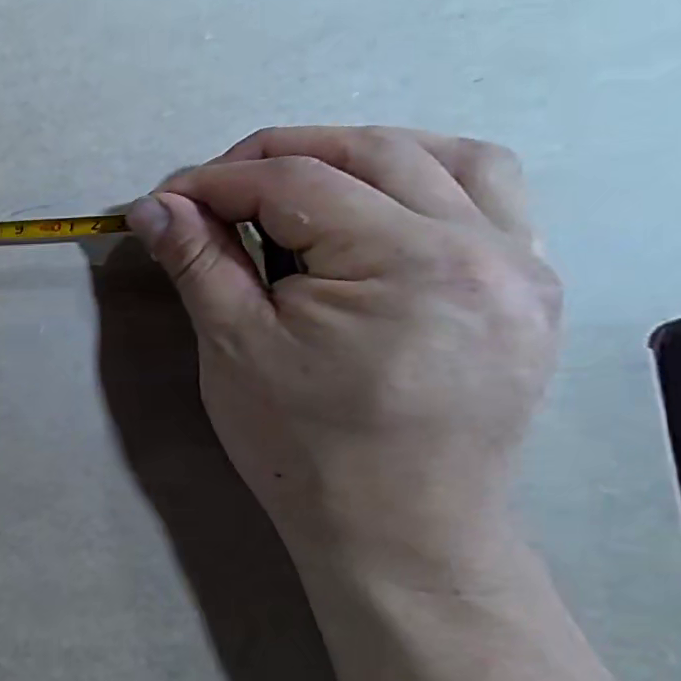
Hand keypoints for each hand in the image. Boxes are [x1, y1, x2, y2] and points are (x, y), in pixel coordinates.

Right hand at [126, 126, 562, 582]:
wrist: (398, 528)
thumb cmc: (303, 446)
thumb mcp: (234, 348)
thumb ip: (198, 262)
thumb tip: (153, 207)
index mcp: (408, 262)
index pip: (297, 182)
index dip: (218, 180)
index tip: (167, 200)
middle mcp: (484, 246)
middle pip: (372, 152)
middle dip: (279, 155)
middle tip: (215, 187)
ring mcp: (522, 266)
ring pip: (450, 158)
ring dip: (362, 155)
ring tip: (299, 184)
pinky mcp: (527, 289)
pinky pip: (490, 199)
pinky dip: (425, 182)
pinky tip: (376, 212)